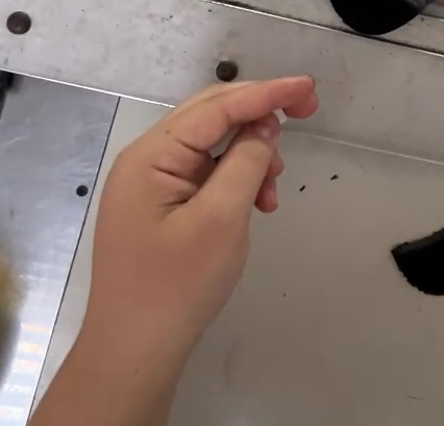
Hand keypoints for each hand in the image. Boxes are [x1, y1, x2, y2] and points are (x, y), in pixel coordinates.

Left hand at [52, 77, 318, 422]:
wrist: (133, 356)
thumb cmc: (175, 287)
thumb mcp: (221, 220)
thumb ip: (246, 161)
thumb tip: (266, 124)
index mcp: (151, 156)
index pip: (218, 107)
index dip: (268, 92)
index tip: (309, 87)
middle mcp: (148, 159)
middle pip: (214, 115)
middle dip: (261, 112)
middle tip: (308, 110)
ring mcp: (153, 182)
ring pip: (214, 143)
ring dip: (252, 153)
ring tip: (274, 187)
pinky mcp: (163, 204)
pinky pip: (208, 171)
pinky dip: (239, 177)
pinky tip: (258, 202)